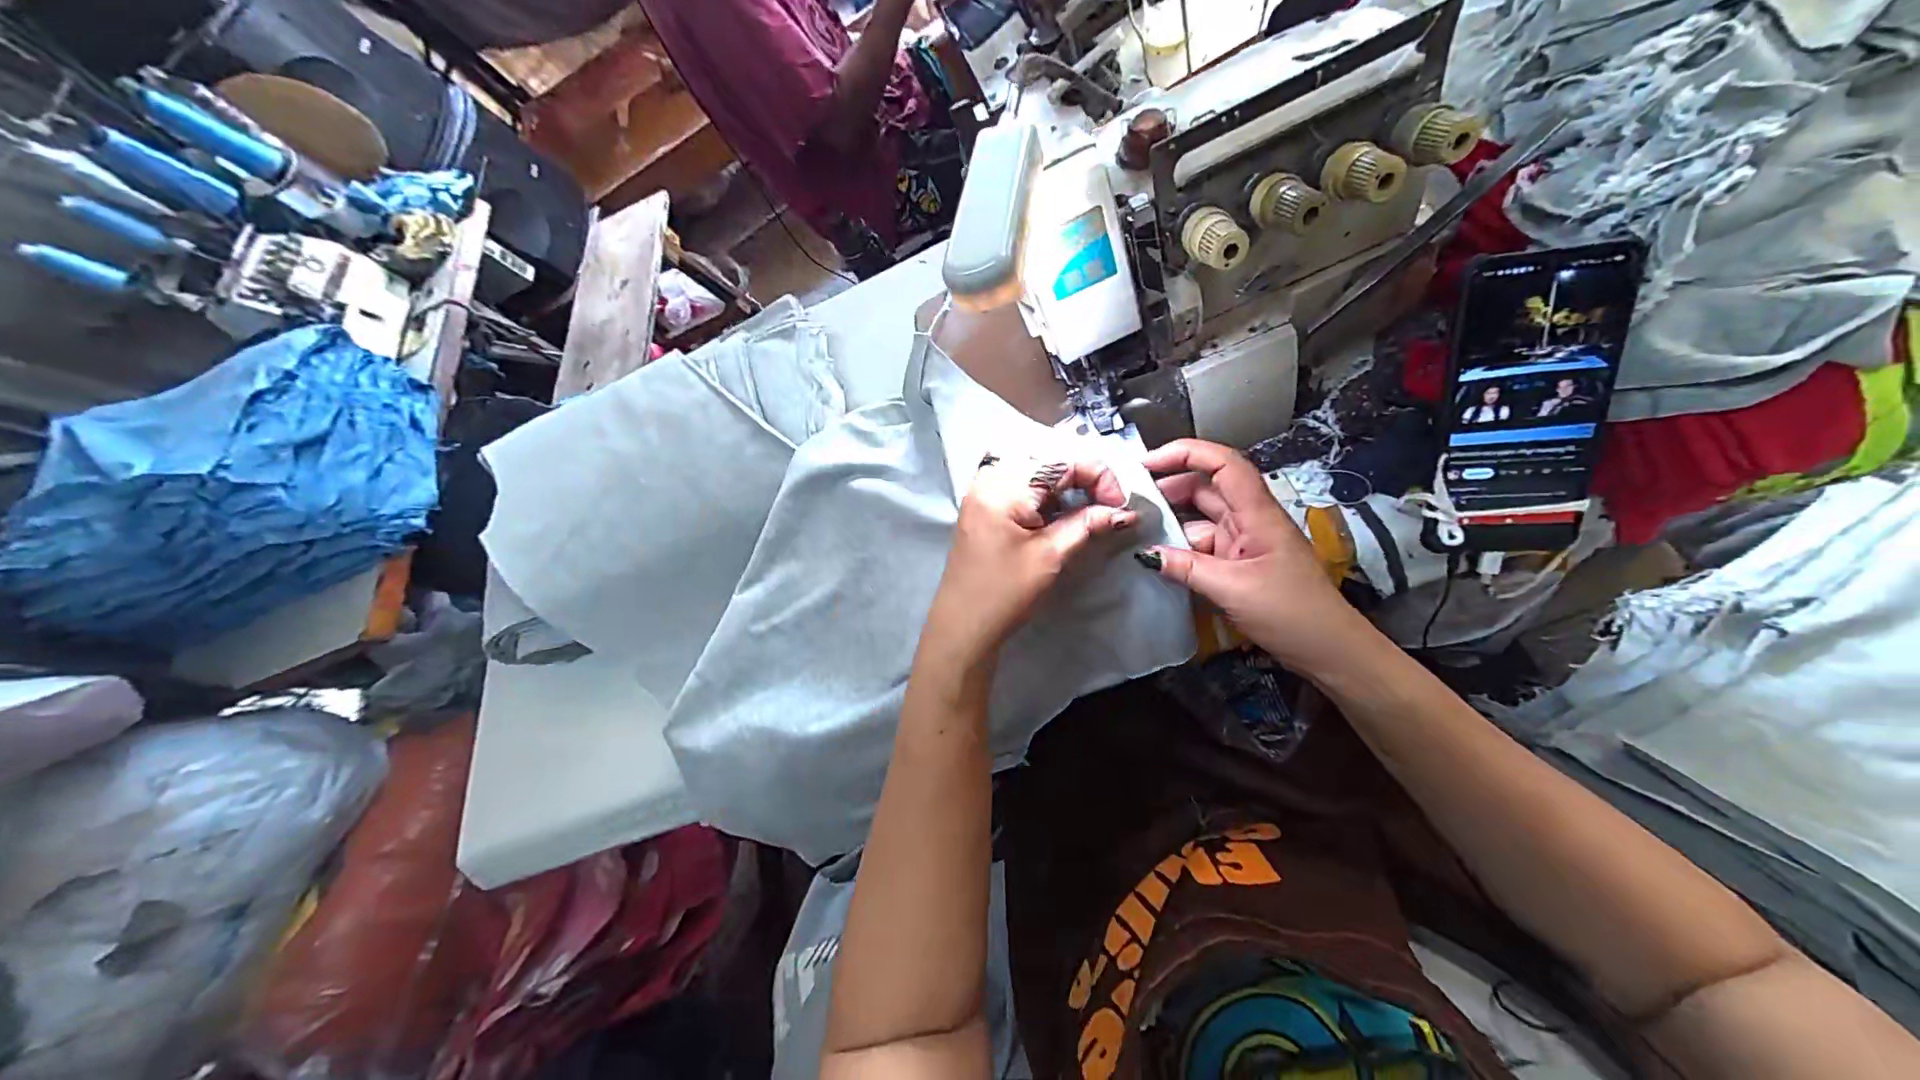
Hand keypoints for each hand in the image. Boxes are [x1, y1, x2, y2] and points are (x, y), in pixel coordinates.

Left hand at [921, 452, 1138, 666]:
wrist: (962, 626)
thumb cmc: (1005, 593)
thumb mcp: (1050, 556)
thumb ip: (1087, 524)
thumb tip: (1124, 512)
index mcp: (1002, 487)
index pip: (1061, 460)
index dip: (1098, 476)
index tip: (1118, 505)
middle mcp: (989, 479)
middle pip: (1048, 459)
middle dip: (1083, 477)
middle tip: (1106, 506)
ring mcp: (983, 491)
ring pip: (1036, 469)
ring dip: (1066, 484)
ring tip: (1088, 510)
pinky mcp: (985, 505)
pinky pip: (1021, 483)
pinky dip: (1047, 493)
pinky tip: (1063, 512)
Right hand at [1139, 439, 1372, 675]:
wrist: (1328, 649)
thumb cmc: (1290, 613)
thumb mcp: (1232, 589)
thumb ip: (1185, 568)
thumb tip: (1145, 555)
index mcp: (1257, 513)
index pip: (1223, 464)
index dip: (1186, 453)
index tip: (1148, 463)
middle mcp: (1250, 519)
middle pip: (1207, 487)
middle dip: (1169, 488)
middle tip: (1132, 502)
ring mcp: (1245, 540)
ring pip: (1202, 517)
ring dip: (1172, 521)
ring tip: (1137, 529)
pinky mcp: (1240, 562)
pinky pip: (1204, 543)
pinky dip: (1181, 546)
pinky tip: (1158, 557)